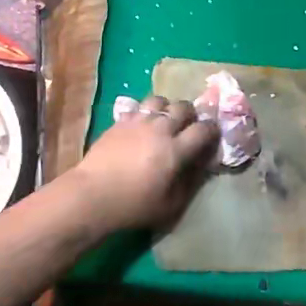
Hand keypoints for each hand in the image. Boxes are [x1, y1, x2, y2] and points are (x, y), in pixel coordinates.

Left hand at [66, 95, 218, 231]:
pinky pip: (139, 107)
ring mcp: (138, 122)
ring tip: (165, 121)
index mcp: (176, 149)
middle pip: (183, 107)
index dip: (212, 130)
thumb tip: (201, 165)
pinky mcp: (119, 121)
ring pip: (160, 100)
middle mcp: (160, 129)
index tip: (212, 136)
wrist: (92, 195)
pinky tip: (143, 125)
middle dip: (191, 115)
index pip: (204, 129)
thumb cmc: (134, 205)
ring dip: (167, 108)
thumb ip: (190, 181)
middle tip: (189, 128)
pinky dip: (146, 112)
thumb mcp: (171, 204)